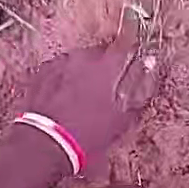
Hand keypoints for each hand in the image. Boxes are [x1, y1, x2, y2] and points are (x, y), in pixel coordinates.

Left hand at [16, 31, 160, 173]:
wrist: (44, 142)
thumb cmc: (87, 133)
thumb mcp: (120, 120)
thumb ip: (138, 93)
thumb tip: (148, 72)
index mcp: (106, 66)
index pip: (125, 44)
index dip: (132, 47)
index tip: (135, 52)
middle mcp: (82, 58)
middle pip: (99, 53)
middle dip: (106, 65)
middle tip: (108, 86)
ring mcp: (58, 63)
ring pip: (77, 60)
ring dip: (83, 72)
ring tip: (83, 96)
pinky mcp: (40, 73)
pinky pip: (59, 69)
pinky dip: (64, 78)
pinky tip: (64, 97)